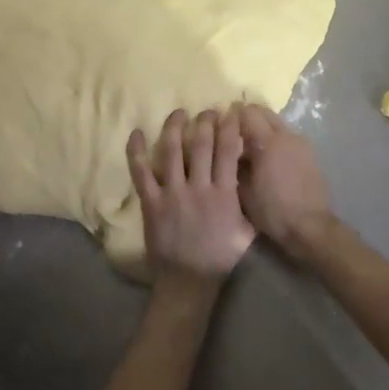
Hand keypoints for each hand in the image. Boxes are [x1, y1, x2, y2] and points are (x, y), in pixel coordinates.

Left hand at [128, 109, 255, 289]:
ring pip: (172, 151)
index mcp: (225, 194)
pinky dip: (137, 151)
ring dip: (175, 128)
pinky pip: (141, 172)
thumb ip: (247, 202)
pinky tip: (137, 133)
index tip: (230, 113)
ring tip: (179, 113)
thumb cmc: (221, 256)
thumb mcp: (247, 229)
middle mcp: (199, 188)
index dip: (230, 127)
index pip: (228, 151)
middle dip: (205, 122)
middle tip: (207, 111)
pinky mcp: (151, 202)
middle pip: (202, 144)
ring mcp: (173, 194)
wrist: (189, 278)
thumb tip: (251, 178)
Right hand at [234, 104, 333, 257]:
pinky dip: (276, 140)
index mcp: (268, 142)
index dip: (231, 115)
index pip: (247, 112)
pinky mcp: (310, 154)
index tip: (220, 125)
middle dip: (248, 117)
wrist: (310, 226)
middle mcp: (287, 136)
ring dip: (263, 129)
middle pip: (265, 112)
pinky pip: (288, 138)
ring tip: (251, 149)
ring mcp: (302, 144)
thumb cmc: (272, 211)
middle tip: (234, 134)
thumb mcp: (243, 191)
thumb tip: (228, 149)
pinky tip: (269, 160)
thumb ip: (234, 164)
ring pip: (278, 124)